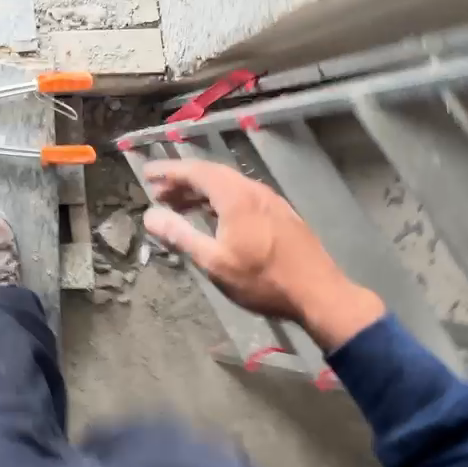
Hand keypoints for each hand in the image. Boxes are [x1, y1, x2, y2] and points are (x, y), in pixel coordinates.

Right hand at [141, 159, 383, 350]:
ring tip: (179, 205)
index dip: (168, 171)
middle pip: (210, 174)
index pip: (194, 171)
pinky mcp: (280, 214)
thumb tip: (149, 216)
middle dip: (181, 180)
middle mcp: (252, 190)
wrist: (321, 296)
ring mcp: (270, 200)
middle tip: (158, 192)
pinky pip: (241, 195)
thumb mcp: (214, 262)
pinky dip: (218, 199)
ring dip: (200, 191)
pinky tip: (212, 216)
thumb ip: (180, 235)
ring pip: (227, 185)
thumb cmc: (263, 279)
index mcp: (235, 196)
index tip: (146, 174)